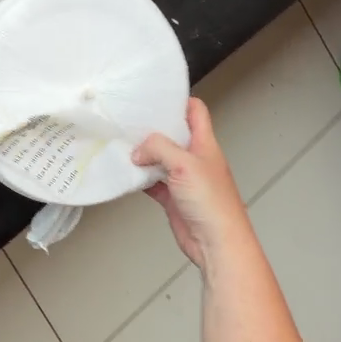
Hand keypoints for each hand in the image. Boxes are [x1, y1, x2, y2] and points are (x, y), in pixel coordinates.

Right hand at [135, 98, 253, 270]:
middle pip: (173, 134)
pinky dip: (140, 178)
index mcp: (205, 144)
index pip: (195, 112)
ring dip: (143, 155)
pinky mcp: (173, 198)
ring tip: (123, 145)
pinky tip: (129, 174)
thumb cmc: (213, 204)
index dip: (179, 101)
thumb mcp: (185, 164)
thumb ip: (159, 148)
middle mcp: (195, 158)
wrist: (217, 244)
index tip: (157, 97)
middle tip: (131, 120)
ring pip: (160, 159)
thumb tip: (139, 150)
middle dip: (153, 128)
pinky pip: (153, 182)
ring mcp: (184, 179)